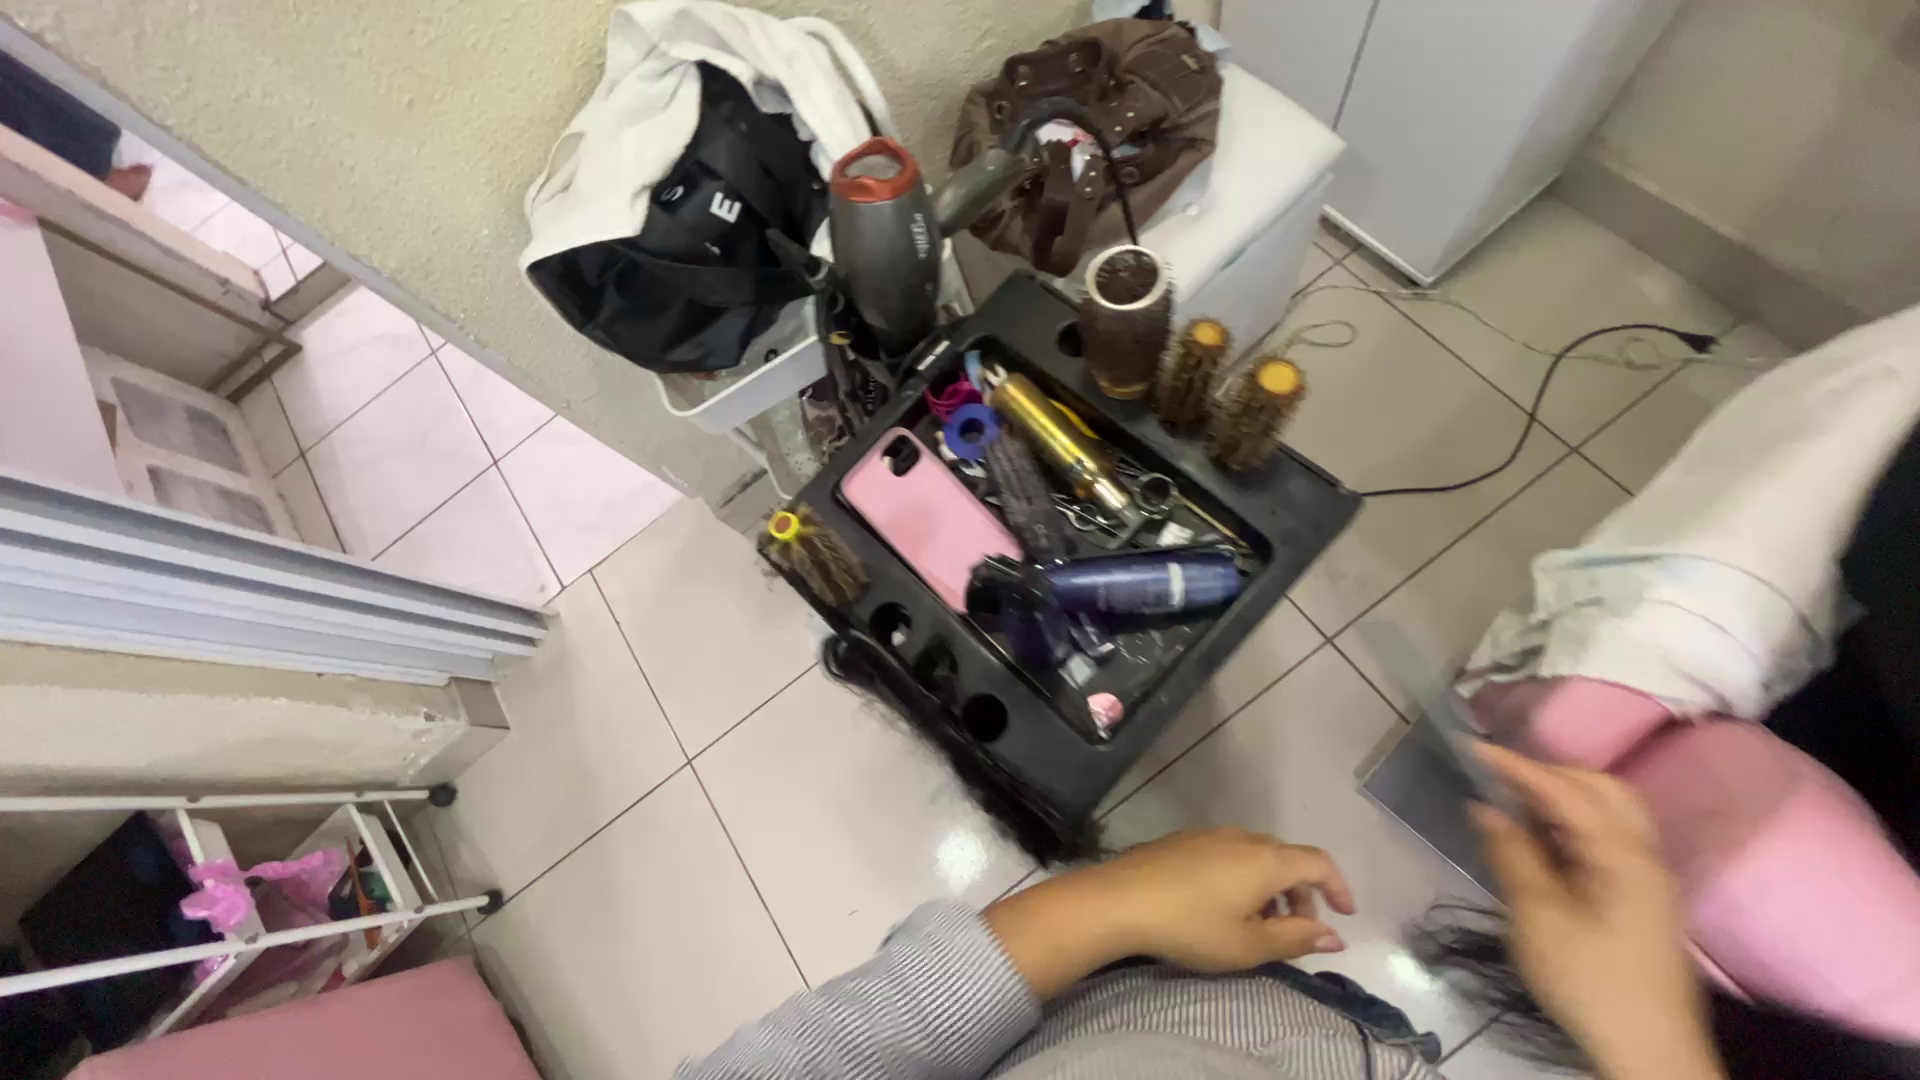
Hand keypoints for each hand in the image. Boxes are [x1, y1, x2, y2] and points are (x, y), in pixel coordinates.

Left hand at [985, 828, 1354, 999]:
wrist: (1120, 899)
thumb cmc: (1191, 926)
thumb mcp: (1249, 945)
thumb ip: (1295, 938)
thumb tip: (1333, 935)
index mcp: (1264, 859)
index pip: (1316, 861)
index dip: (1337, 886)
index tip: (1345, 915)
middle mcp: (1240, 837)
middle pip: (1285, 857)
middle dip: (1301, 893)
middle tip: (1297, 931)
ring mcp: (1208, 834)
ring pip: (1254, 855)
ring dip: (1269, 887)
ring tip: (1259, 924)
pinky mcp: (1182, 840)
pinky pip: (1227, 853)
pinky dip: (1242, 877)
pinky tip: (1222, 906)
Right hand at [1471, 744, 1724, 1079]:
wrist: (1650, 1054)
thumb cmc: (1589, 981)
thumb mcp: (1537, 917)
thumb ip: (1511, 854)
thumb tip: (1484, 807)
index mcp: (1622, 857)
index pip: (1564, 791)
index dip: (1516, 766)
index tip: (1471, 746)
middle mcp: (1643, 856)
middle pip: (1601, 789)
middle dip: (1546, 772)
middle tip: (1495, 774)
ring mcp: (1645, 878)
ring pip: (1606, 811)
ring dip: (1558, 796)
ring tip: (1508, 799)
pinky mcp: (1637, 897)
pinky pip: (1603, 837)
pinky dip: (1567, 821)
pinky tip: (1535, 836)